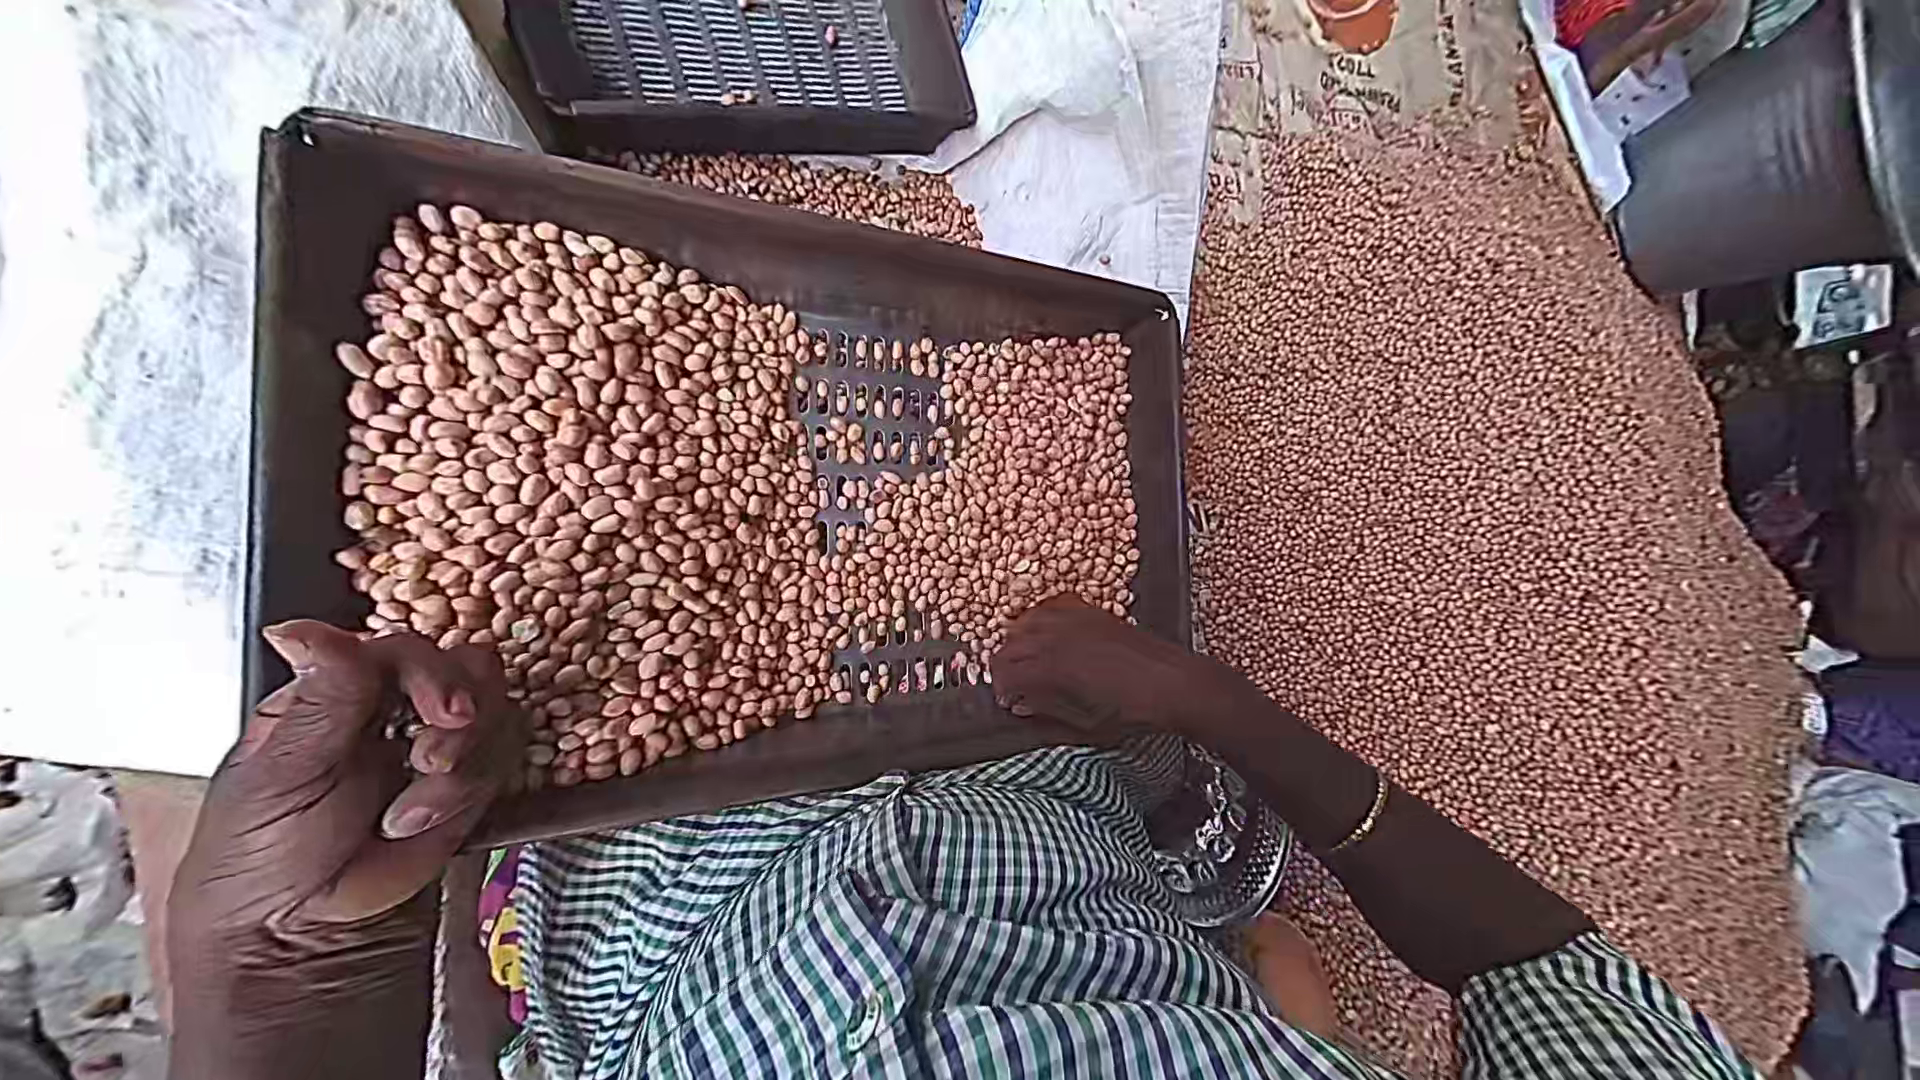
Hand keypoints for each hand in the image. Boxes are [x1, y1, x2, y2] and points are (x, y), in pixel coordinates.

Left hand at [168, 622, 524, 1079]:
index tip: (440, 708)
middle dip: (459, 710)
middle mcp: (398, 707)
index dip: (430, 669)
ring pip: (495, 706)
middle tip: (438, 754)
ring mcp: (442, 736)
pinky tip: (425, 821)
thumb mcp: (280, 779)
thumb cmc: (267, 861)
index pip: (403, 649)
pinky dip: (471, 787)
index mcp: (339, 695)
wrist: (314, 936)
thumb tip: (299, 628)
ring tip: (412, 809)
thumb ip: (318, 702)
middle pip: (465, 666)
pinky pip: (506, 749)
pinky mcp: (476, 770)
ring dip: (463, 760)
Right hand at [992, 595, 1234, 734]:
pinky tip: (1048, 633)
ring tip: (1028, 659)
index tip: (1008, 701)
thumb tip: (1022, 706)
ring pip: (1025, 622)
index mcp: (1049, 667)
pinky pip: (1050, 606)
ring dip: (1019, 642)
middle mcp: (1054, 636)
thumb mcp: (1084, 724)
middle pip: (1009, 646)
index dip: (1002, 689)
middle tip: (1013, 685)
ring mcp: (1071, 619)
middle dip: (1004, 667)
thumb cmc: (1130, 711)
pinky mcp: (1088, 610)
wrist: (1170, 683)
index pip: (1005, 672)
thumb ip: (1046, 712)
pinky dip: (1041, 619)